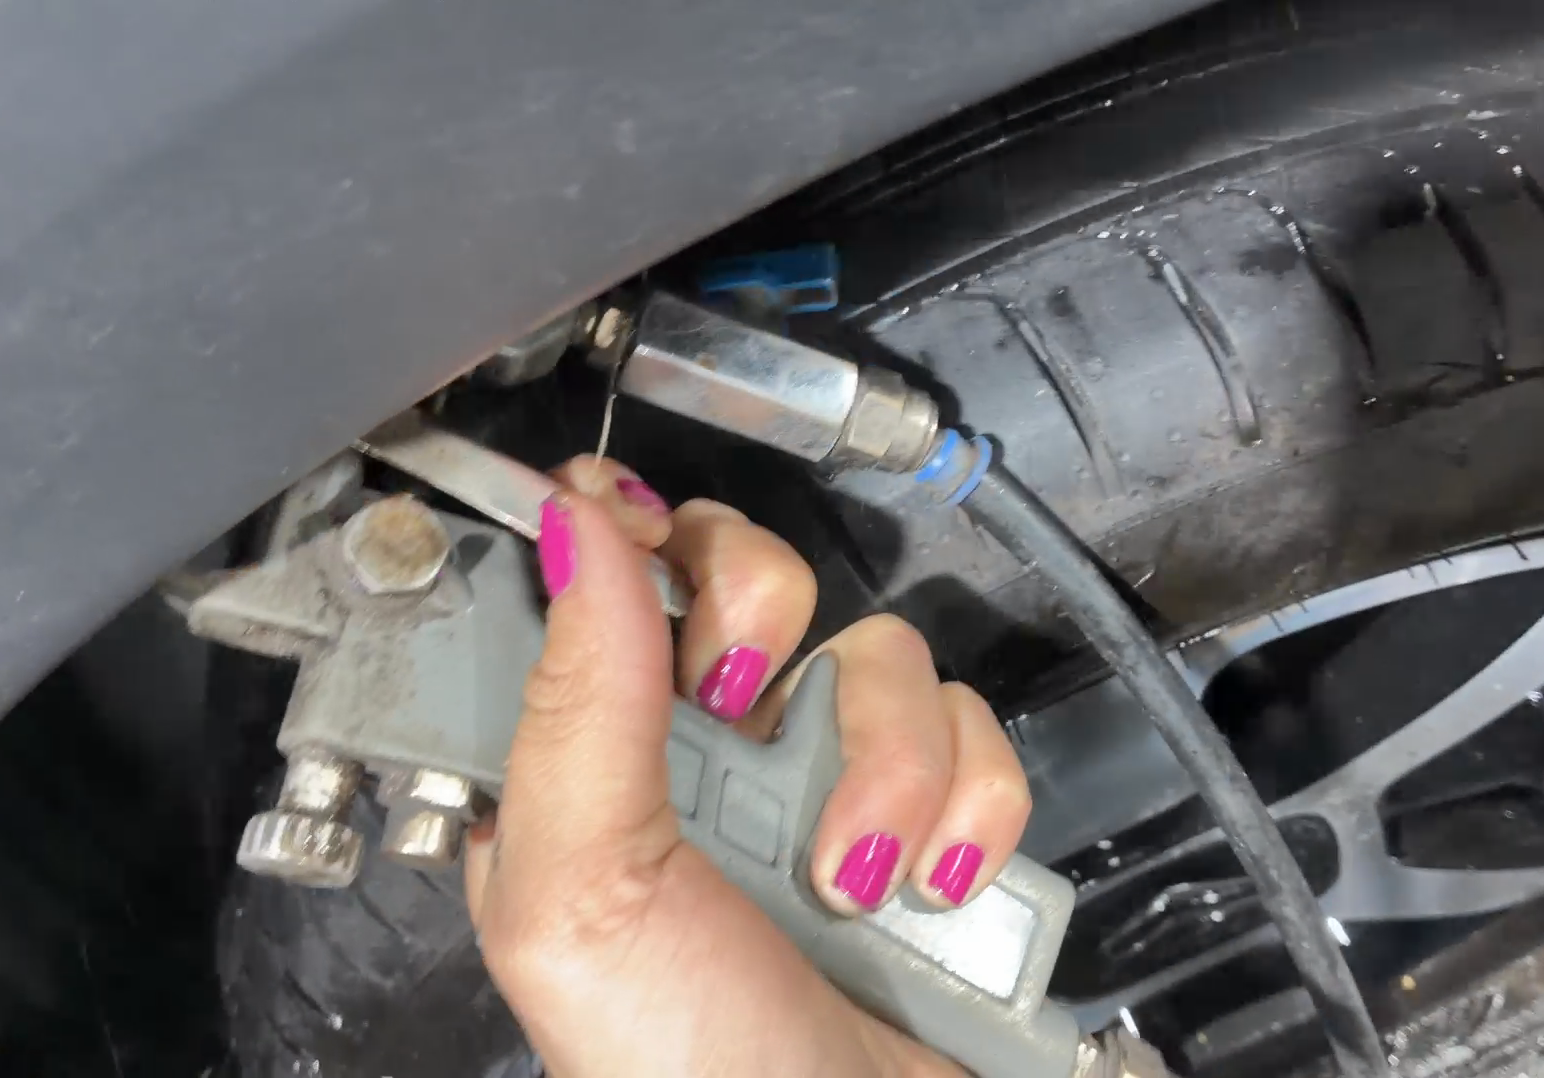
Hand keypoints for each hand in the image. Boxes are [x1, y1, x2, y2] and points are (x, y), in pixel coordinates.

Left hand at [463, 458, 1033, 1076]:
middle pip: (751, 568)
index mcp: (611, 749)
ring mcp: (835, 759)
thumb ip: (575, 710)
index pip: (611, 577)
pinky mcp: (936, 789)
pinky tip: (932, 886)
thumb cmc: (684, 1058)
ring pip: (882, 644)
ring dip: (886, 756)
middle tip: (745, 691)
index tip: (647, 524)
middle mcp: (721, 736)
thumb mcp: (583, 900)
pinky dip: (966, 803)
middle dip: (759, 602)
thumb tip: (572, 520)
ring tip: (855, 874)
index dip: (628, 522)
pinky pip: (971, 720)